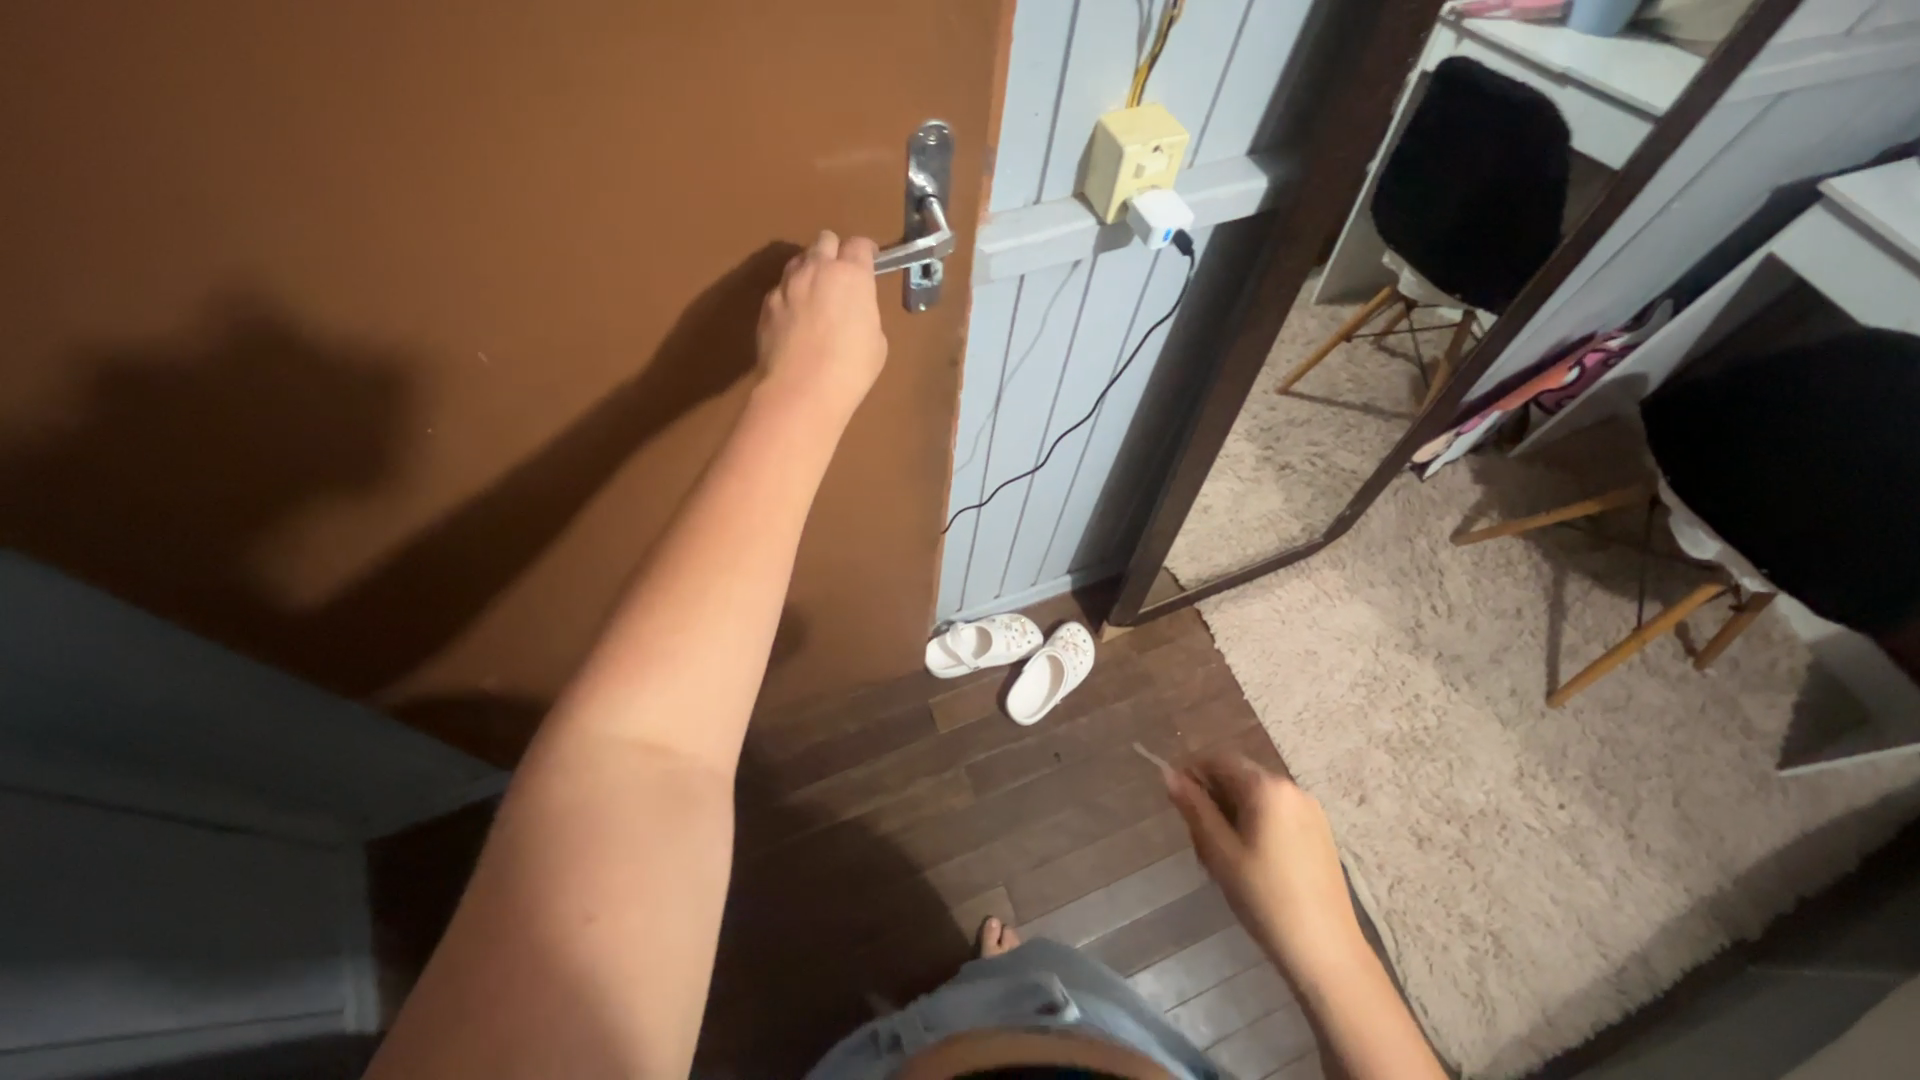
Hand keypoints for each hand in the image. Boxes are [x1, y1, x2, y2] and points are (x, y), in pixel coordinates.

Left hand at [756, 230, 887, 422]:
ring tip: (814, 294)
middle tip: (840, 274)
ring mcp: (787, 285)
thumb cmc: (851, 368)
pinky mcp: (766, 305)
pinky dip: (790, 297)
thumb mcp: (876, 339)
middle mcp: (817, 270)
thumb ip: (864, 312)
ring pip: (798, 262)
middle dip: (834, 252)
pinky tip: (794, 320)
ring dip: (809, 270)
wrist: (802, 389)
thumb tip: (853, 311)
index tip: (869, 260)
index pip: (859, 245)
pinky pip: (781, 290)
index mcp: (851, 275)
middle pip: (824, 240)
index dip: (865, 251)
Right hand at [1165, 754, 1366, 980]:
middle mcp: (1292, 788)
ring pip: (1257, 798)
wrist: (1324, 948)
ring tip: (1222, 858)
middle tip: (1198, 841)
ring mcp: (1310, 810)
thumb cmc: (1264, 897)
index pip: (1219, 760)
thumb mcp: (1219, 852)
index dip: (1191, 773)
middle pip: (1239, 777)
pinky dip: (1255, 826)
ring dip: (1232, 815)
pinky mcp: (1320, 832)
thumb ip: (1193, 808)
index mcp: (1267, 788)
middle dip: (1212, 799)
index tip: (1175, 802)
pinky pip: (1277, 814)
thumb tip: (1169, 774)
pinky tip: (1250, 862)